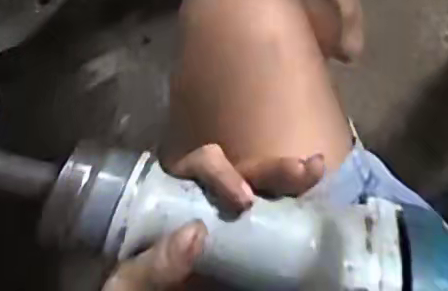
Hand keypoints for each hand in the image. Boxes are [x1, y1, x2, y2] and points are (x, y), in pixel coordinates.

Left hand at [98, 144, 327, 290]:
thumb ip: (152, 265)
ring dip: (290, 179)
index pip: (200, 167)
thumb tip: (196, 232)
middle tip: (303, 170)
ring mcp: (232, 230)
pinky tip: (320, 204)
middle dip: (272, 168)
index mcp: (175, 203)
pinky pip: (277, 228)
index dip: (222, 173)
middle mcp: (208, 207)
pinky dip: (298, 213)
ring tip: (316, 170)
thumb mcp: (128, 287)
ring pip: (265, 193)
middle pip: (244, 173)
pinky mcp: (250, 259)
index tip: (244, 200)